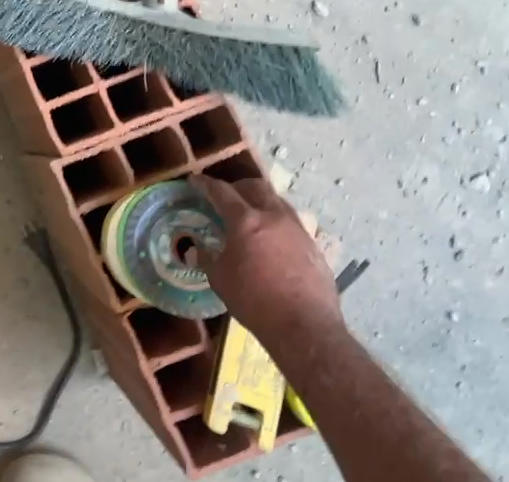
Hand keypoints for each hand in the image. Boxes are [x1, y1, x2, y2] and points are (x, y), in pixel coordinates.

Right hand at [192, 174, 341, 343]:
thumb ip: (208, 257)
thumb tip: (198, 248)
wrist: (305, 327)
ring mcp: (298, 230)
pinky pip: (292, 223)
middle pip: (255, 186)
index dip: (204, 184)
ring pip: (277, 201)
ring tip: (251, 215)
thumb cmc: (254, 301)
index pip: (221, 191)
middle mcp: (273, 217)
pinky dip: (277, 222)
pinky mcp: (314, 247)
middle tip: (225, 196)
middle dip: (237, 186)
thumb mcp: (219, 279)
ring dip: (260, 201)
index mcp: (246, 221)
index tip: (194, 181)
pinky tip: (272, 241)